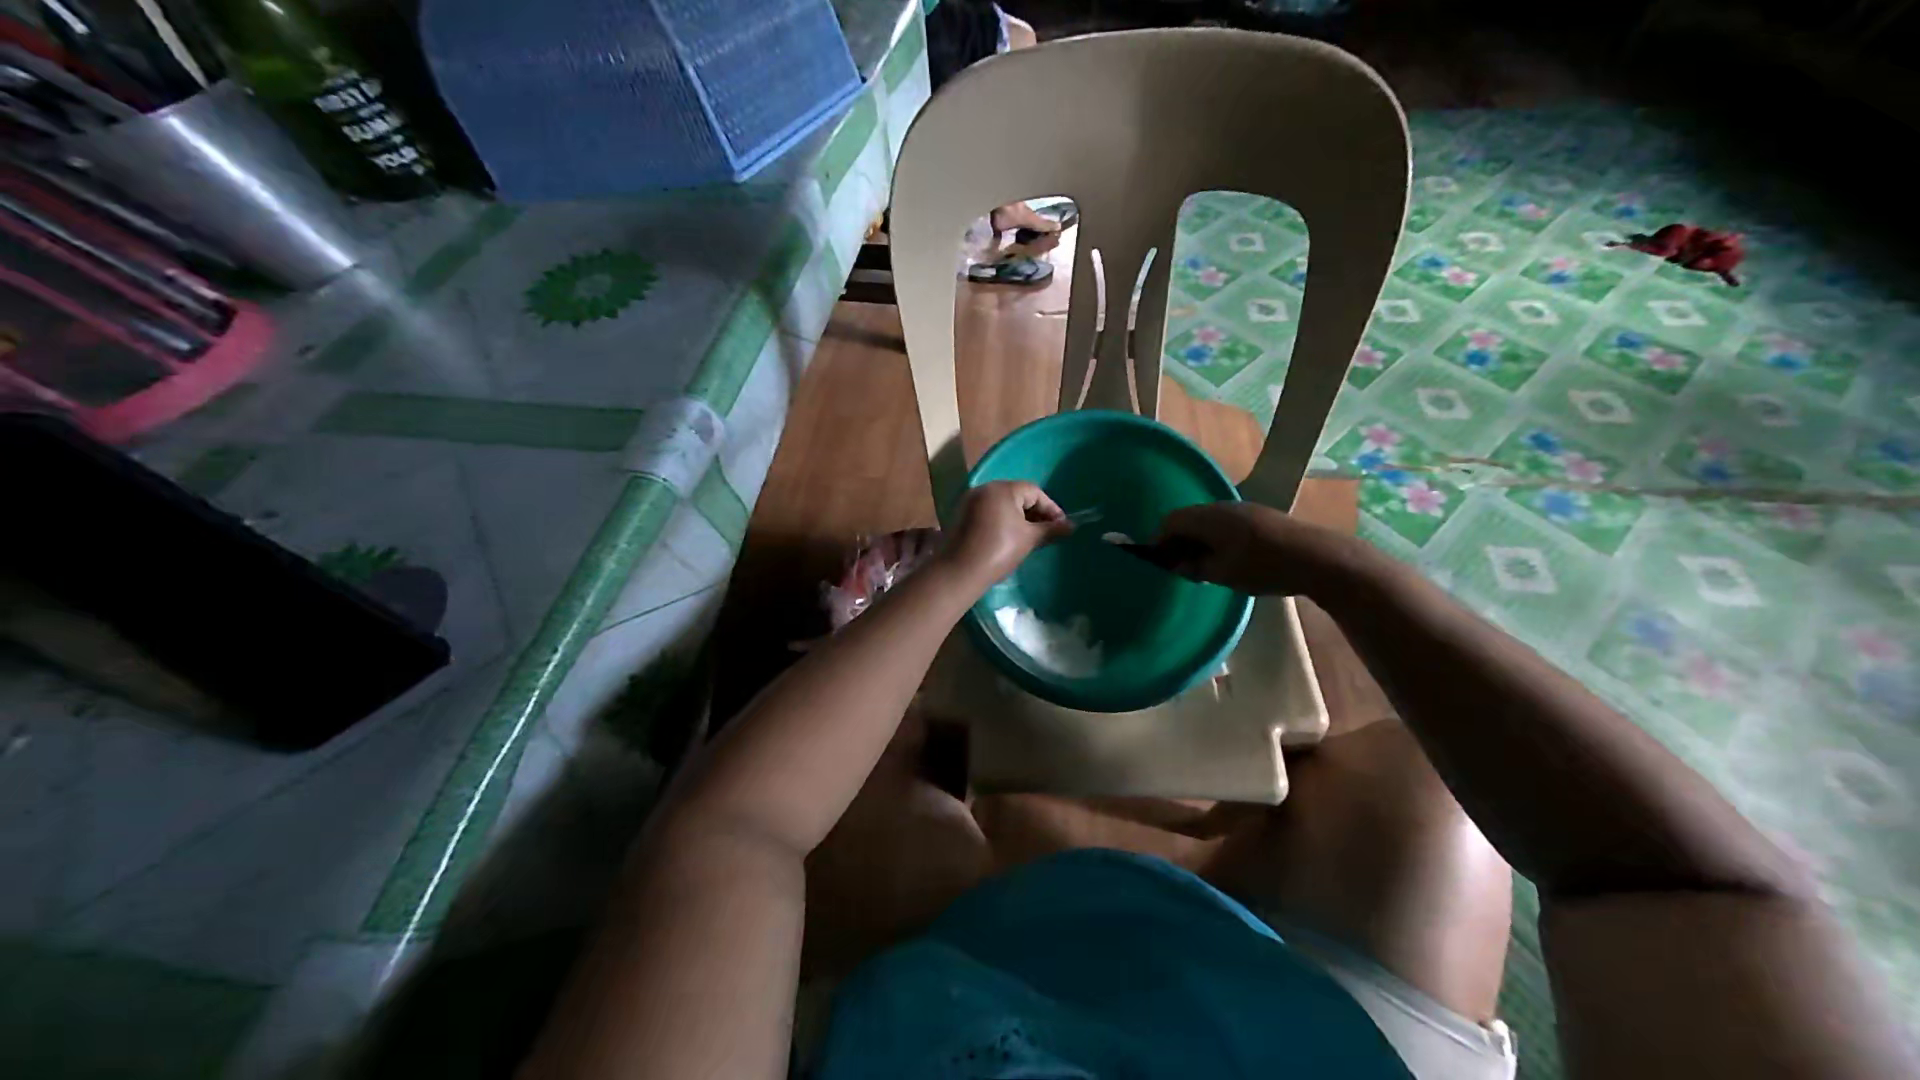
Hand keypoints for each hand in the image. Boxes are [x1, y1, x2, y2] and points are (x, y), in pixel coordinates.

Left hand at [939, 481, 1071, 582]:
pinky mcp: (962, 516)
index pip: (1034, 491)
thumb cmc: (999, 550)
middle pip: (1017, 495)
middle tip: (1048, 532)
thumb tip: (1071, 526)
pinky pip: (989, 512)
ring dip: (1019, 517)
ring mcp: (970, 501)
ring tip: (1032, 537)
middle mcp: (984, 489)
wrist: (959, 572)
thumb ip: (1051, 530)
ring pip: (1002, 504)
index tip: (1062, 526)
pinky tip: (1010, 538)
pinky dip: (1003, 521)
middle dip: (1035, 512)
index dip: (1051, 508)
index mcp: (1002, 489)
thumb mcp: (1029, 539)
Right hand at [1154, 501, 1365, 595]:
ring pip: (1208, 521)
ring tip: (1206, 566)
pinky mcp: (1260, 517)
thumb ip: (1195, 567)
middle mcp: (1222, 506)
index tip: (1161, 562)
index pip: (1170, 521)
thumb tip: (1177, 564)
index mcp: (1208, 517)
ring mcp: (1243, 509)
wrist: (1317, 558)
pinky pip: (1226, 523)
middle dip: (1179, 540)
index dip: (1160, 540)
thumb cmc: (1263, 566)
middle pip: (1188, 518)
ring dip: (1200, 540)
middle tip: (1182, 567)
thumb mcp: (1222, 573)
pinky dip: (1218, 538)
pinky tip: (1230, 558)